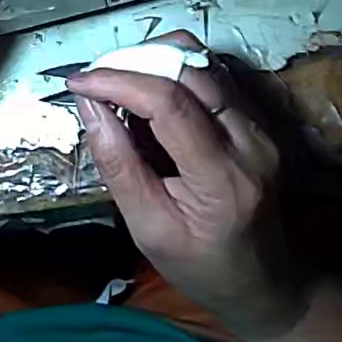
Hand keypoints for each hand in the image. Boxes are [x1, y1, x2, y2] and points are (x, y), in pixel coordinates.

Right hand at [67, 32, 313, 338]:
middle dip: (131, 63)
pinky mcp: (255, 118)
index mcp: (222, 178)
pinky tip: (146, 87)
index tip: (79, 83)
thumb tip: (89, 106)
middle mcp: (249, 141)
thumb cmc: (200, 265)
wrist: (262, 281)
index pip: (169, 104)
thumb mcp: (147, 228)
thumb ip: (118, 165)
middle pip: (187, 71)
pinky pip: (210, 73)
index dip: (119, 82)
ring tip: (116, 79)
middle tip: (94, 78)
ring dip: (151, 60)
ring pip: (201, 63)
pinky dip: (170, 68)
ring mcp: (258, 126)